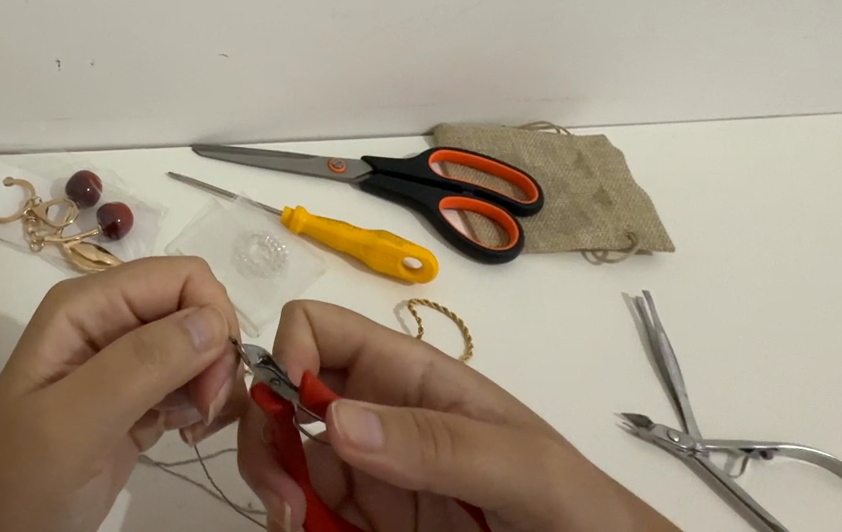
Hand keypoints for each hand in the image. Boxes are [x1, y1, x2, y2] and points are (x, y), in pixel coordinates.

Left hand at [0, 256, 244, 531]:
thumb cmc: (19, 480)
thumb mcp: (73, 422)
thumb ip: (141, 365)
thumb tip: (212, 319)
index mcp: (87, 304)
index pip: (177, 275)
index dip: (209, 317)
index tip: (211, 383)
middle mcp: (108, 318)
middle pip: (193, 305)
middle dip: (214, 353)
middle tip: (202, 413)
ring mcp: (122, 358)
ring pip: (198, 342)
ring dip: (211, 382)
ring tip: (192, 428)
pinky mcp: (137, 397)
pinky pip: (191, 378)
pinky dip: (202, 402)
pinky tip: (184, 433)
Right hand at [238, 301, 679, 531]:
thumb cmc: (577, 509)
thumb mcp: (521, 466)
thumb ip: (434, 441)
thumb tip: (332, 420)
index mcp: (405, 372)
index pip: (320, 328)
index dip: (288, 351)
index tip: (286, 412)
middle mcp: (374, 411)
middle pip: (285, 391)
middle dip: (265, 428)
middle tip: (279, 498)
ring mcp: (368, 469)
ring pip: (286, 452)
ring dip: (272, 481)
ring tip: (291, 527)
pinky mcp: (367, 521)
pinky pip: (310, 508)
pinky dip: (293, 521)